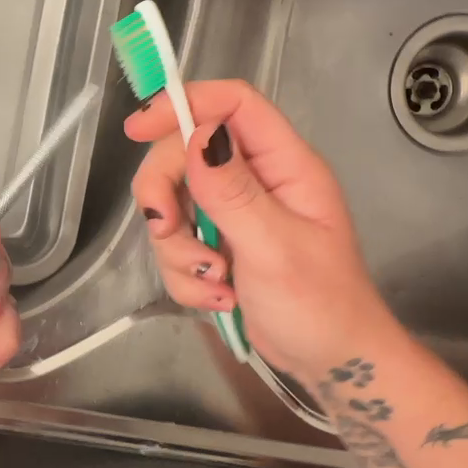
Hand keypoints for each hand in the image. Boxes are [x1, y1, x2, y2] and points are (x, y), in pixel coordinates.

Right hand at [125, 79, 404, 383]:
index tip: (136, 129)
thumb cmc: (321, 305)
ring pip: (173, 208)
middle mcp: (255, 182)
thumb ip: (233, 193)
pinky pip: (175, 248)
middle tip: (167, 230)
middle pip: (184, 156)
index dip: (183, 105)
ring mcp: (232, 216)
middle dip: (165, 195)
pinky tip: (220, 298)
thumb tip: (196, 136)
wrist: (330, 362)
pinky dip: (186, 278)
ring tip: (217, 283)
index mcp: (284, 165)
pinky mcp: (215, 249)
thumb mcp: (275, 247)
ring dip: (179, 251)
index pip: (232, 106)